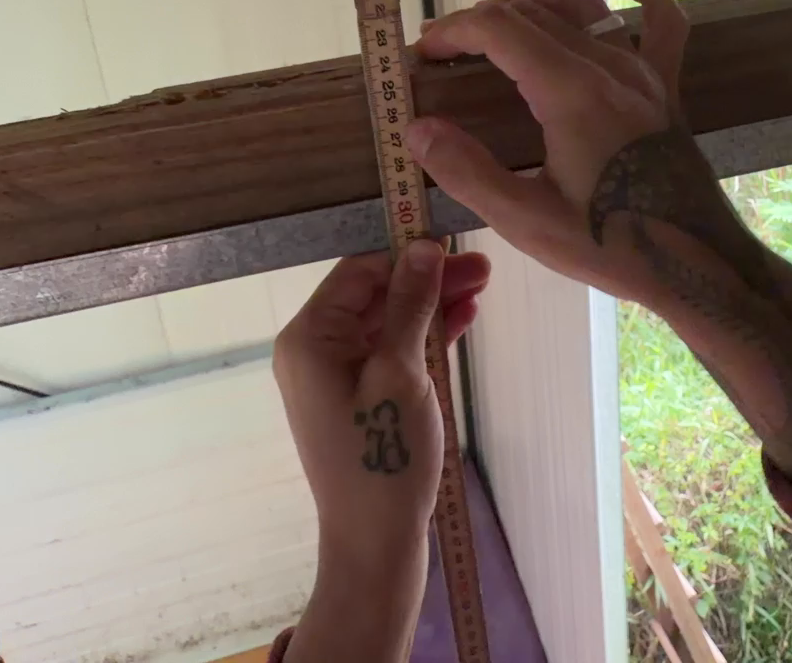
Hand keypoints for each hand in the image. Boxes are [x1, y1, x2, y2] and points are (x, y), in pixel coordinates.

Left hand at [272, 242, 489, 662]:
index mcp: (308, 337)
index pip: (357, 274)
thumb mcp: (401, 371)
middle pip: (375, 297)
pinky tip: (462, 319)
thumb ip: (410, 304)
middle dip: (427, 281)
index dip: (405, 256)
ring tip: (482, 286)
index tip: (452, 245)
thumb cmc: (384, 456)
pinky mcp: (357, 395)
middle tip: (482, 267)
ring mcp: (335, 374)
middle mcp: (314, 349)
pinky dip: (423, 337)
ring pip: (387, 323)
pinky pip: (389, 352)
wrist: (375, 546)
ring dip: (431, 306)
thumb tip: (423, 246)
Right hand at [405, 0, 690, 306]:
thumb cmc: (610, 245)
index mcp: (571, 91)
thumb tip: (417, 130)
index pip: (499, 28)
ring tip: (494, 23)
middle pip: (532, 10)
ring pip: (581, 4)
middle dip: (477, 20)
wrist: (699, 263)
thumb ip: (467, 172)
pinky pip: (662, 21)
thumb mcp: (526, 221)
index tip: (421, 54)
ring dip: (530, 1)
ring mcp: (642, 70)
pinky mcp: (665, 85)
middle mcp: (608, 65)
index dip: (452, 31)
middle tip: (441, 52)